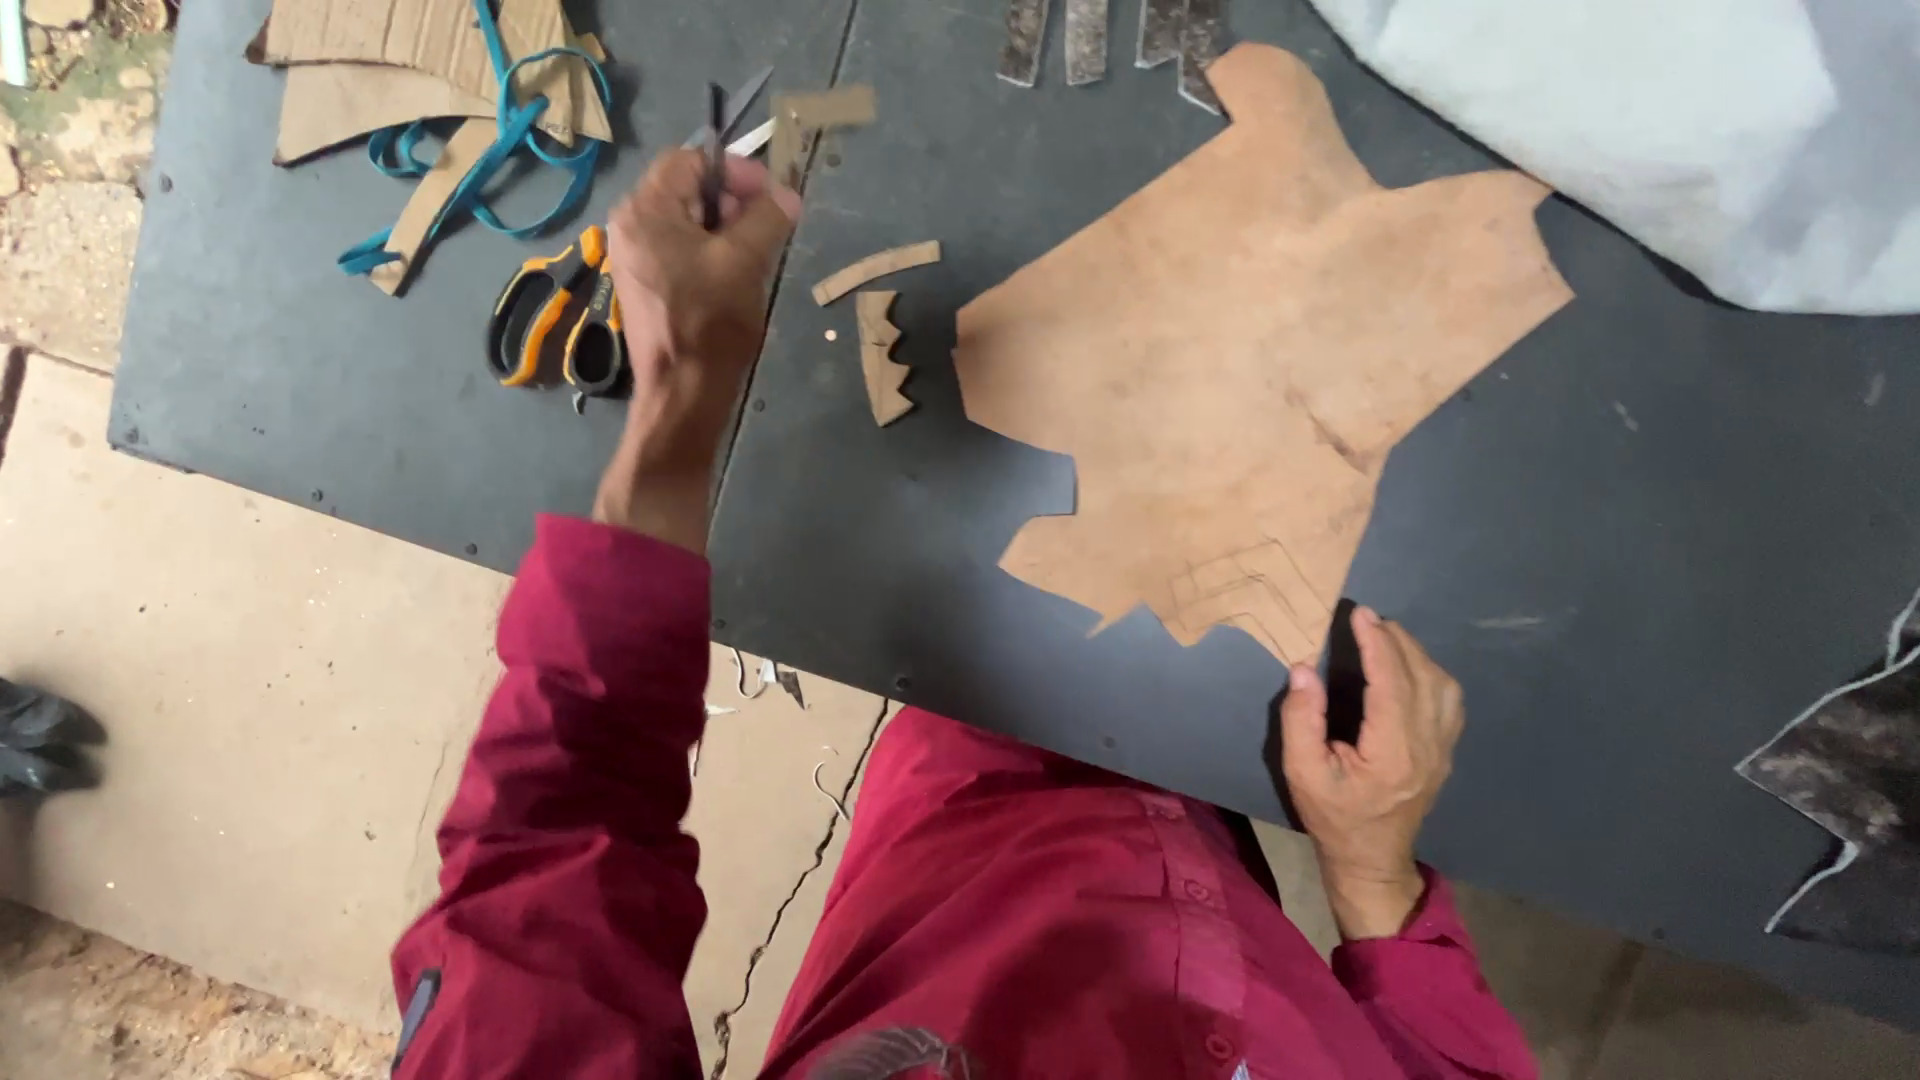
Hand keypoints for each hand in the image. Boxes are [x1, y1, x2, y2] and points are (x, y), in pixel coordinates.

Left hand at [593, 149, 801, 551]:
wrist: (684, 392)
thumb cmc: (711, 324)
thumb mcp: (745, 263)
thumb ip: (766, 219)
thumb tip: (787, 195)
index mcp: (644, 211)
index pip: (690, 161)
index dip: (736, 172)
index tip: (772, 196)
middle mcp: (630, 226)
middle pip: (686, 191)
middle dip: (732, 202)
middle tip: (767, 228)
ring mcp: (634, 258)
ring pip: (686, 223)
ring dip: (725, 230)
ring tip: (756, 255)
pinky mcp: (645, 285)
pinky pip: (680, 251)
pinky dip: (710, 253)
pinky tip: (735, 277)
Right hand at [1278, 605, 1464, 938]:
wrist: (1370, 858)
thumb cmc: (1332, 815)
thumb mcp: (1300, 771)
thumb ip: (1300, 719)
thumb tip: (1304, 669)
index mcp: (1392, 752)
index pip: (1391, 683)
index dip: (1376, 644)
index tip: (1360, 615)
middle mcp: (1426, 747)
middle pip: (1422, 677)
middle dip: (1396, 641)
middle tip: (1368, 619)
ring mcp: (1442, 751)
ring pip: (1443, 687)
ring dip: (1416, 654)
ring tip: (1387, 636)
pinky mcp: (1445, 753)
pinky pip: (1449, 702)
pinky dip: (1431, 674)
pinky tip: (1410, 667)